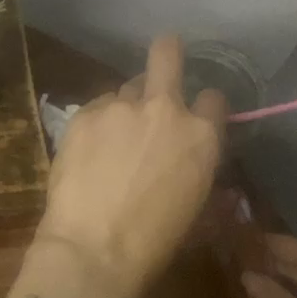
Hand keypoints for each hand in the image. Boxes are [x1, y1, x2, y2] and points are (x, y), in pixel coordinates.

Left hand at [36, 35, 225, 291]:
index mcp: (201, 136)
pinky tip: (91, 147)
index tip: (197, 111)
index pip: (213, 98)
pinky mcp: (83, 113)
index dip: (205, 104)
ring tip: (116, 133)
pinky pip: (96, 107)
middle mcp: (163, 109)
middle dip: (167, 51)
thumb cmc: (156, 242)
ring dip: (127, 104)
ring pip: (125, 88)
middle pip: (166, 56)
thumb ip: (204, 177)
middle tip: (165, 52)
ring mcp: (118, 106)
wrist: (95, 246)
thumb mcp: (199, 211)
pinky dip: (98, 120)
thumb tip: (199, 165)